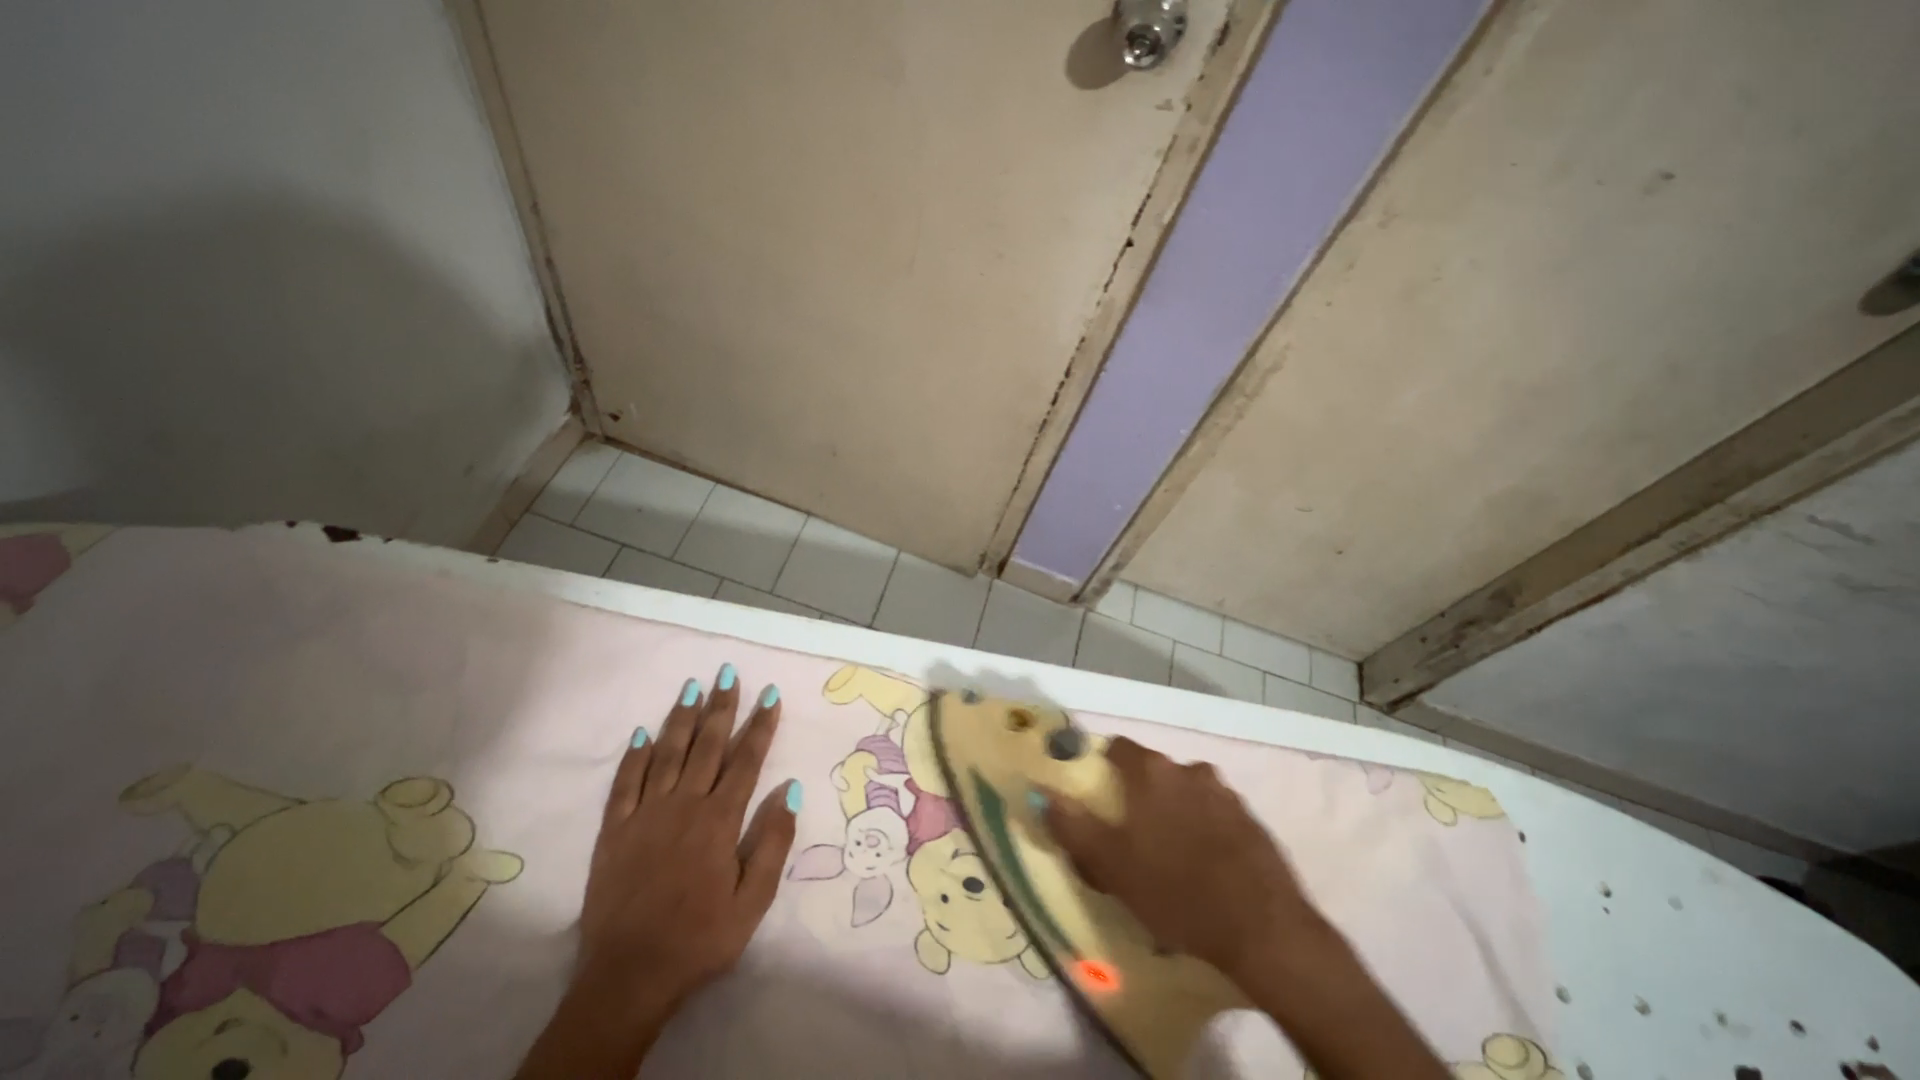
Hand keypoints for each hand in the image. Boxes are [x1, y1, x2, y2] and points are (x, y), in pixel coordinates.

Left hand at [517, 666, 798, 1078]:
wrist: (630, 973)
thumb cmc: (701, 939)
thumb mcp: (753, 901)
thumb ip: (772, 842)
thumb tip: (790, 789)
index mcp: (719, 822)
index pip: (746, 762)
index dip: (760, 726)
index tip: (770, 695)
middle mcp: (682, 806)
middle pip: (706, 747)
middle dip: (721, 708)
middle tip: (728, 673)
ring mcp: (644, 815)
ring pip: (666, 754)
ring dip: (681, 719)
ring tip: (692, 688)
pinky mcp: (614, 831)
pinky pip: (625, 783)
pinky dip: (635, 756)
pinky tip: (643, 734)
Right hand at [1041, 736, 1315, 981]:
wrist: (1262, 929)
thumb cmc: (1174, 891)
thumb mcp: (1109, 865)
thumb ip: (1072, 825)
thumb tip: (1043, 793)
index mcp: (1153, 773)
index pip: (1117, 749)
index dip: (1100, 769)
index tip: (1094, 800)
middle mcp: (1191, 771)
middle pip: (1154, 774)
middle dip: (1138, 798)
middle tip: (1127, 840)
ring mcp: (1228, 796)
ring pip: (1187, 796)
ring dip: (1173, 816)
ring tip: (1167, 862)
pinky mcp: (1254, 825)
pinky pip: (1216, 820)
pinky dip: (1203, 835)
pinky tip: (1201, 873)